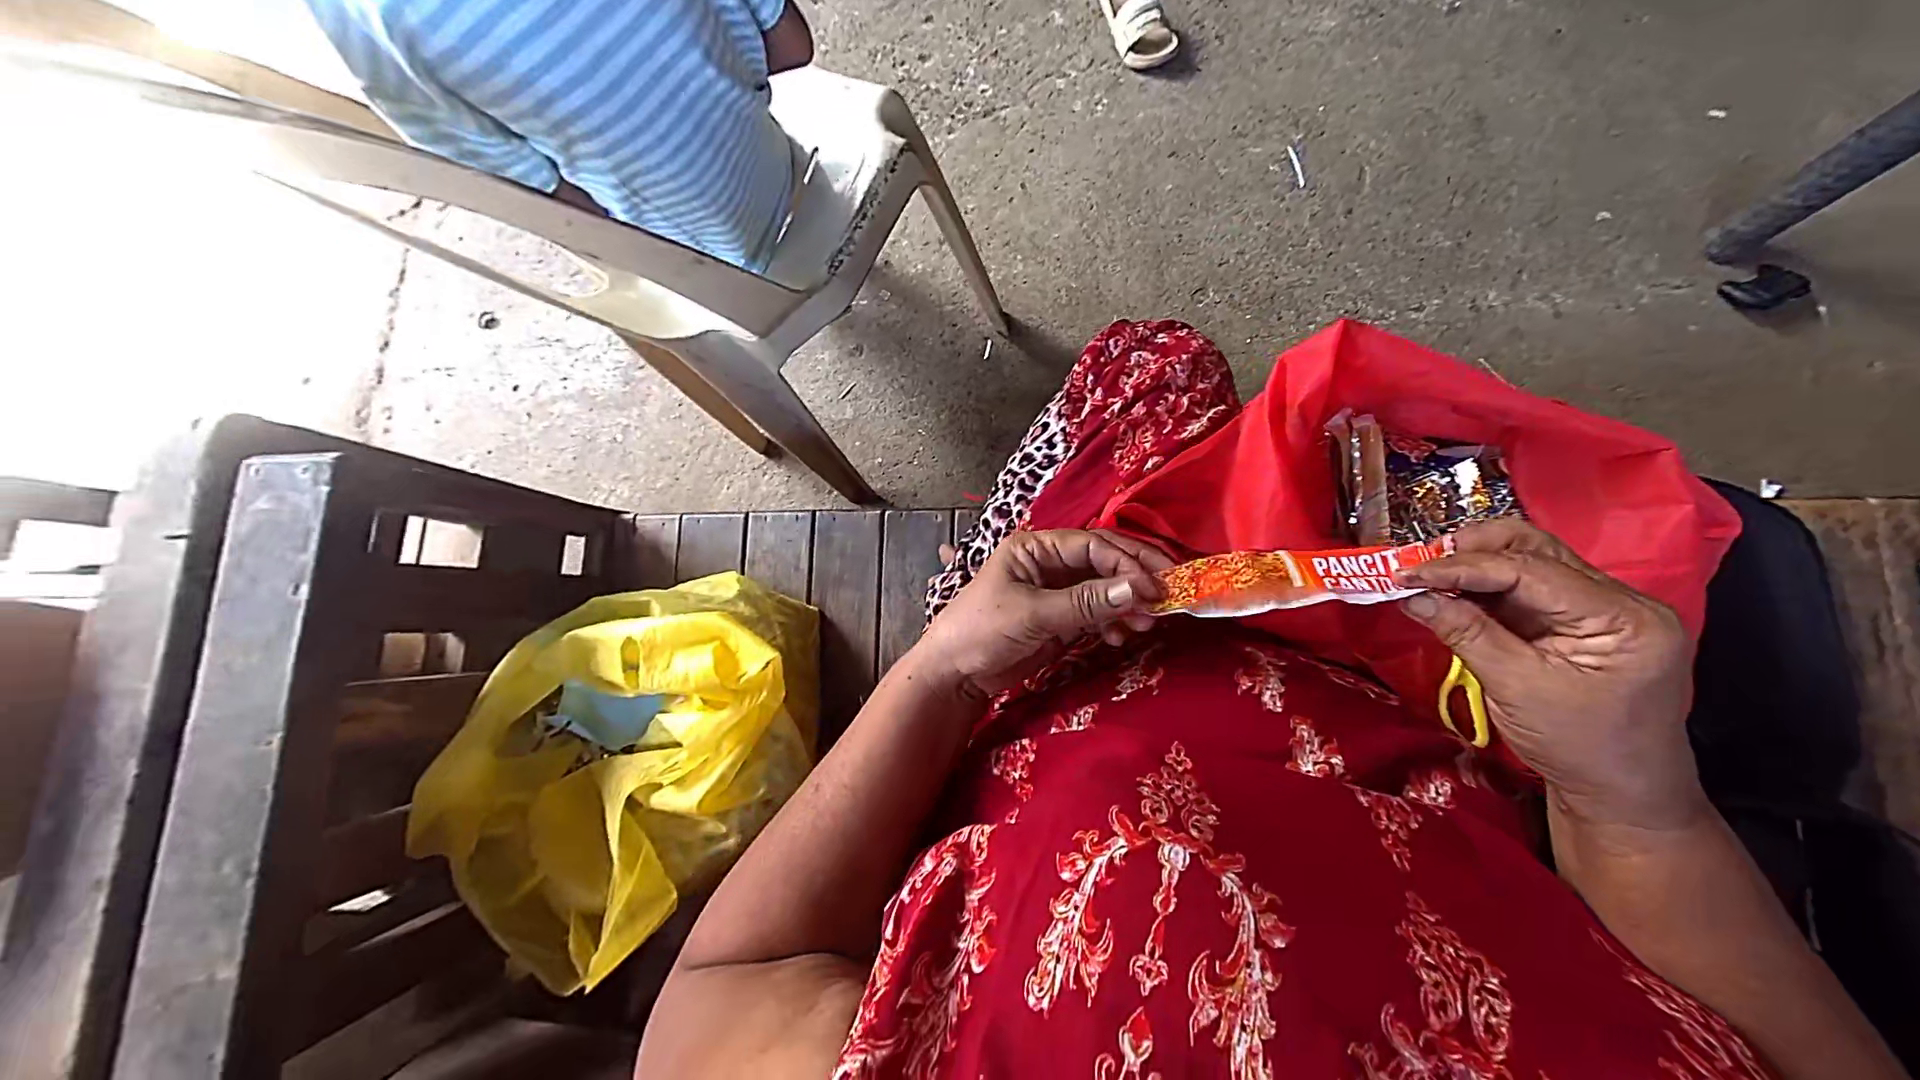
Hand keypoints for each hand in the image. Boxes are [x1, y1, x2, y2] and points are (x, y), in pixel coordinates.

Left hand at [913, 529, 1171, 699]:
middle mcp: (1049, 564)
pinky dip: (1113, 622)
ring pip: (1105, 589)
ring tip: (1146, 624)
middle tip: (1169, 597)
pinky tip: (1122, 636)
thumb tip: (1139, 589)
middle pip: (1104, 562)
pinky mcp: (1061, 618)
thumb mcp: (1033, 614)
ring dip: (1128, 604)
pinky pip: (1097, 613)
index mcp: (1036, 548)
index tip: (1155, 587)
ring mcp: (1057, 591)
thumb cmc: (981, 630)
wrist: (955, 674)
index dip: (1127, 563)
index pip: (1093, 545)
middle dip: (1135, 579)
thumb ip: (1086, 603)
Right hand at [1393, 519, 1708, 833]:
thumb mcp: (1517, 688)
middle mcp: (1617, 599)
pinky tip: (1446, 589)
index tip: (1406, 573)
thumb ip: (1466, 633)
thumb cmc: (1579, 745)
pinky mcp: (1571, 618)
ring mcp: (1595, 607)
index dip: (1462, 566)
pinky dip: (1478, 583)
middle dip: (1470, 549)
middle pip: (1535, 548)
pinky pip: (1521, 585)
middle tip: (1416, 563)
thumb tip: (1411, 595)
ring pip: (1527, 558)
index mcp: (1623, 616)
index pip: (1530, 570)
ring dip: (1472, 561)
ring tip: (1424, 572)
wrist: (1619, 790)